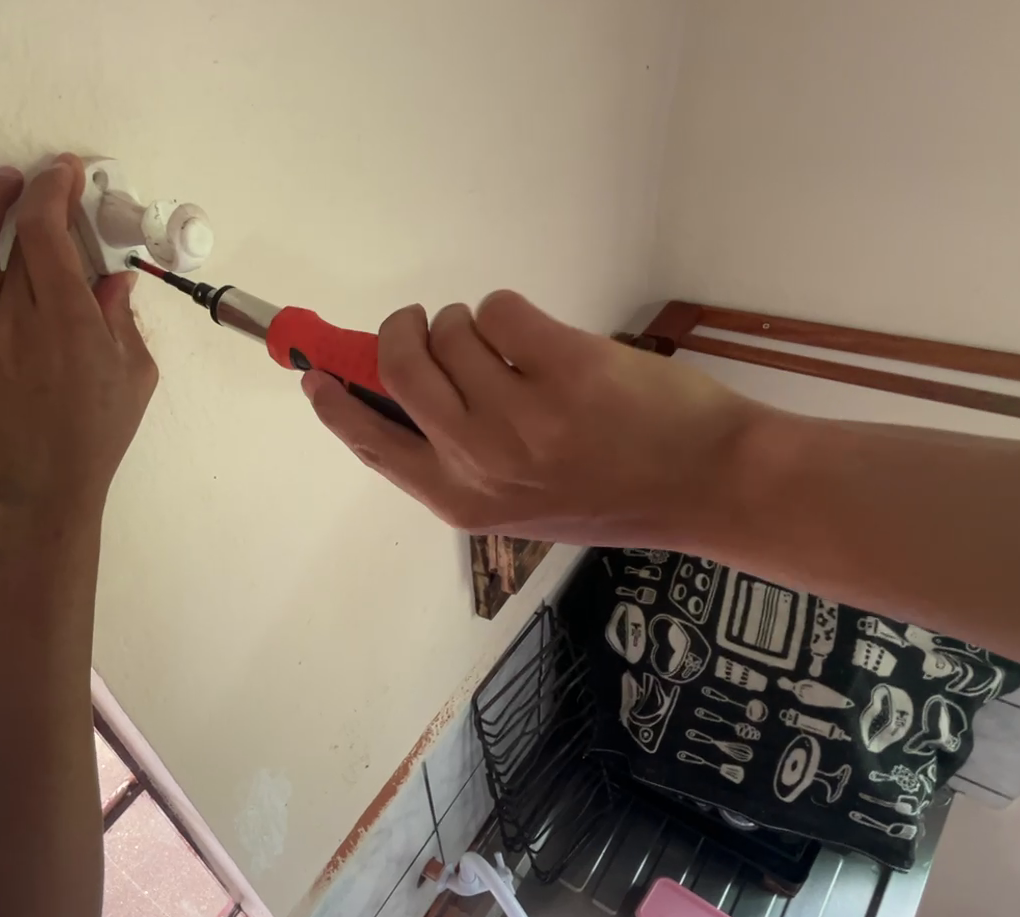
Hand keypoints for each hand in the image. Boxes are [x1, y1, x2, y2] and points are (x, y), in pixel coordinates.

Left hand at [0, 153, 156, 531]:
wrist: (41, 489)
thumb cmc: (95, 438)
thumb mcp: (134, 377)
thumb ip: (123, 319)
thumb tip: (112, 278)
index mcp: (70, 322)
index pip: (49, 229)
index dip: (54, 187)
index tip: (66, 172)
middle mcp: (16, 318)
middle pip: (14, 231)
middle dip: (31, 193)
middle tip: (44, 185)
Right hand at [302, 291, 764, 546]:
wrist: (705, 485)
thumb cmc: (602, 496)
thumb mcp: (509, 505)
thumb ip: (447, 460)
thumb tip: (394, 395)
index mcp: (457, 500)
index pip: (370, 443)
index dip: (334, 404)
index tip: (315, 376)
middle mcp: (477, 461)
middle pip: (398, 366)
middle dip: (403, 330)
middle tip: (426, 325)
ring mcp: (519, 415)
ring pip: (450, 331)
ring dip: (469, 324)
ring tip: (511, 349)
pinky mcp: (563, 367)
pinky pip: (499, 308)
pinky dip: (509, 312)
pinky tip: (542, 341)